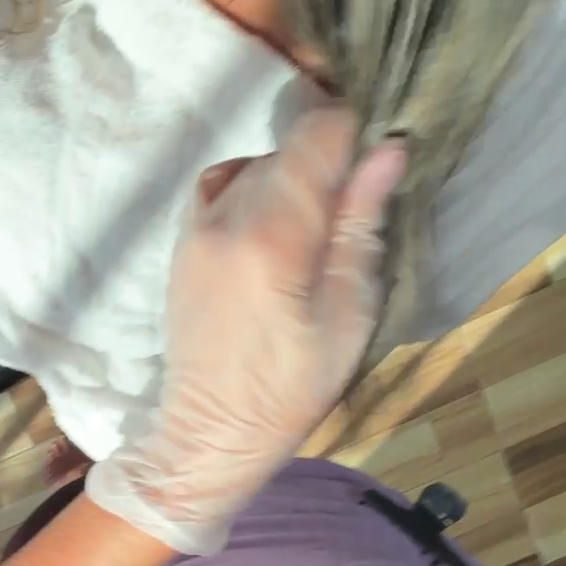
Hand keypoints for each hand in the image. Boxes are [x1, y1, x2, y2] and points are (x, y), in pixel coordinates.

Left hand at [85, 106, 406, 552]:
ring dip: (283, 184)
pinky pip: (216, 190)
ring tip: (299, 240)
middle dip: (320, 171)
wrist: (211, 432)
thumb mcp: (346, 316)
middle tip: (338, 227)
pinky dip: (245, 193)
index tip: (367, 178)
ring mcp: (193, 231)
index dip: (352, 142)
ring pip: (250, 168)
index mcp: (273, 234)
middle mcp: (225, 218)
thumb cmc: (290, 391)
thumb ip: (360, 229)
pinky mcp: (178, 248)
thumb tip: (386, 151)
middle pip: (284, 151)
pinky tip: (262, 231)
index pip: (316, 133)